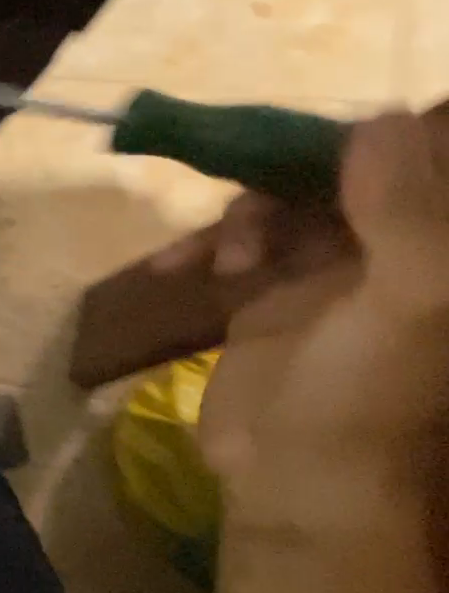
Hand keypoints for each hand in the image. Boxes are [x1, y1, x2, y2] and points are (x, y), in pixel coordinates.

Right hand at [179, 109, 448, 592]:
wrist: (294, 472)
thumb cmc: (369, 393)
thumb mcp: (410, 296)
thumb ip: (406, 207)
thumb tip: (369, 121)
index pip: (434, 153)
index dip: (391, 135)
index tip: (334, 139)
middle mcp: (408, 241)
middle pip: (354, 169)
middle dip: (297, 175)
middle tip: (251, 194)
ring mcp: (336, 267)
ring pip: (288, 203)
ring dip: (243, 219)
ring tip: (221, 260)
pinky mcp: (269, 295)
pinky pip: (236, 248)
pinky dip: (201, 250)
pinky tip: (170, 269)